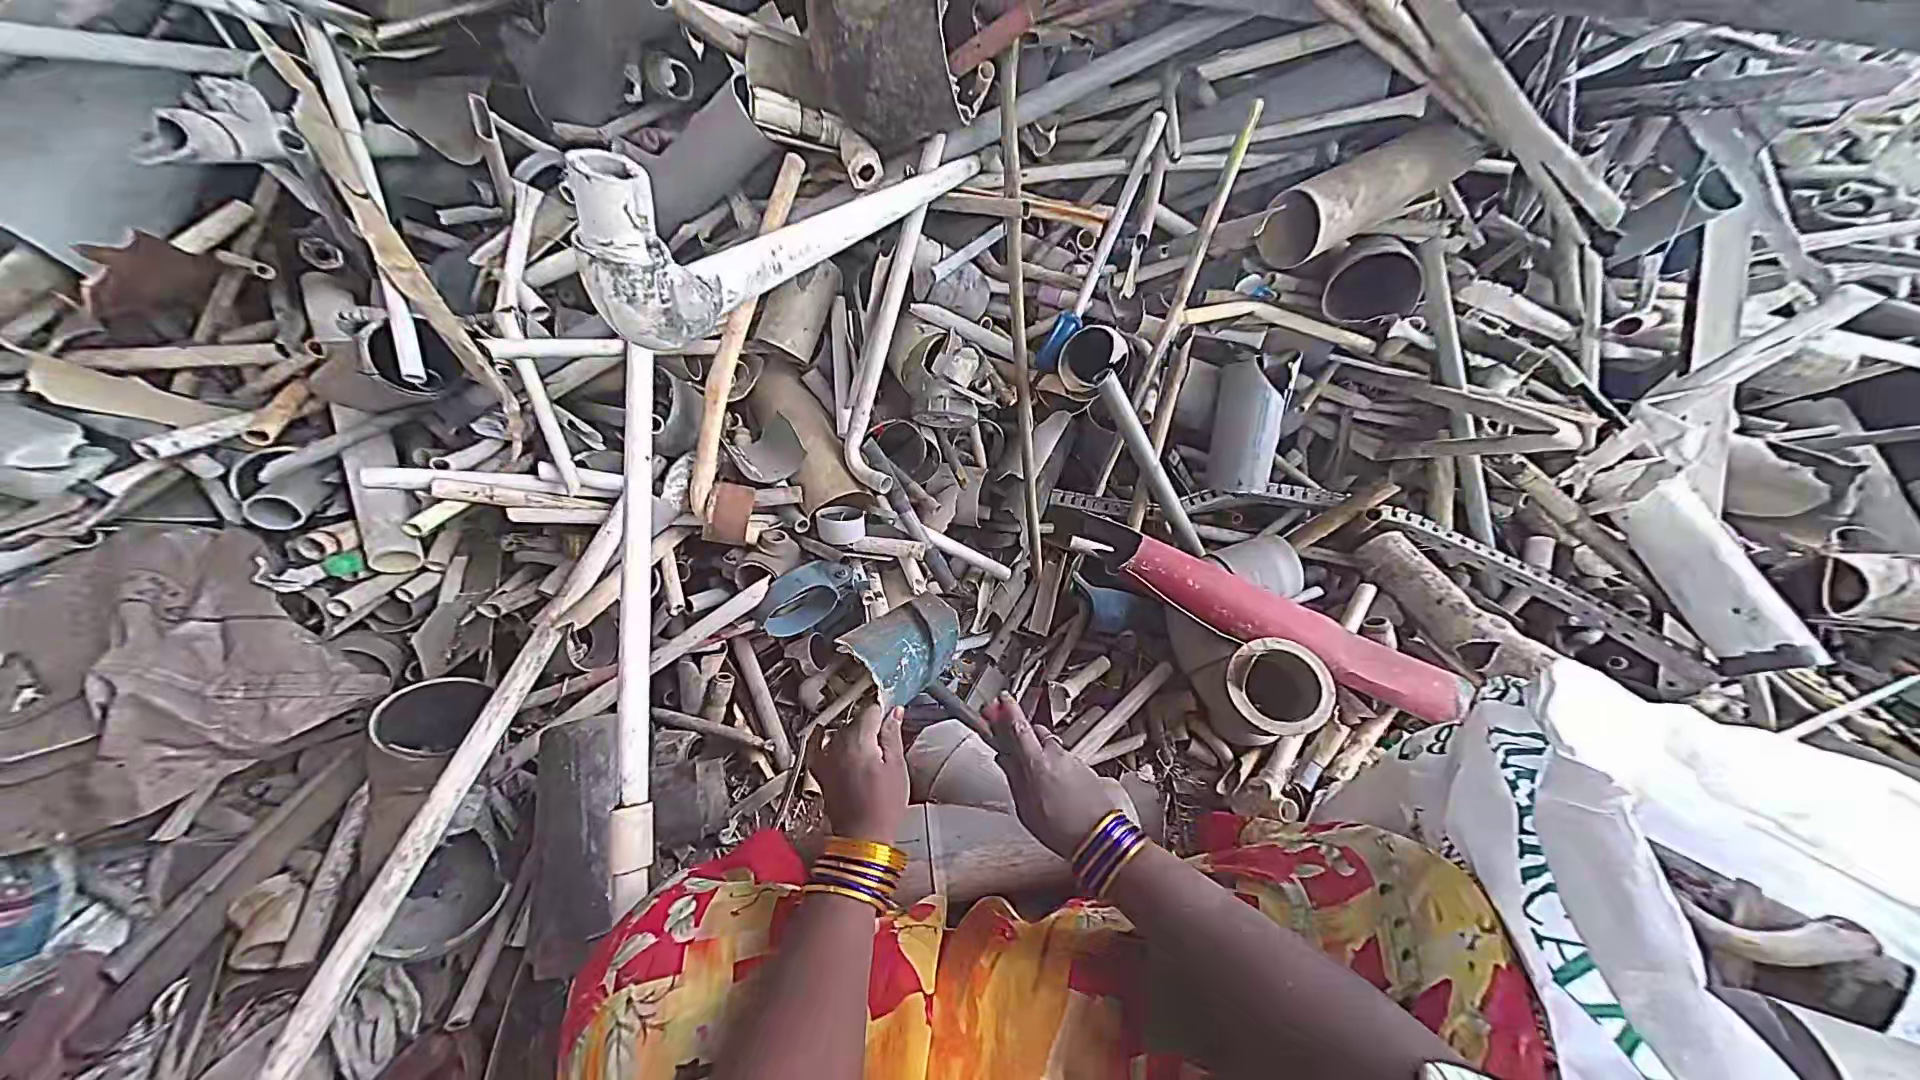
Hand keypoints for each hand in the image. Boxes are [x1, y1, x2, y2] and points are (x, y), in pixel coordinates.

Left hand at [813, 704, 907, 842]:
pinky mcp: (821, 770)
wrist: (862, 838)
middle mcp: (837, 745)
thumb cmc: (882, 808)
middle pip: (856, 720)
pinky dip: (834, 745)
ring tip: (872, 756)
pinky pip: (825, 747)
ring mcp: (827, 757)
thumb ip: (893, 735)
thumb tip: (894, 712)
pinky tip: (844, 751)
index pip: (871, 710)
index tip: (893, 719)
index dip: (885, 713)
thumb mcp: (897, 767)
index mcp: (858, 741)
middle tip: (887, 742)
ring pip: (843, 733)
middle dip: (871, 726)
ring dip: (856, 737)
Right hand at [985, 692, 1132, 858]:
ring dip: (1042, 755)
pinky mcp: (1086, 770)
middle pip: (1036, 734)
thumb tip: (1005, 760)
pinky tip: (1055, 787)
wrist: (1101, 838)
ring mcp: (1073, 761)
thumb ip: (1014, 778)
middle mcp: (1057, 755)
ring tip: (1037, 780)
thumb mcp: (1025, 807)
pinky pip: (1065, 760)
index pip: (1019, 727)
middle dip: (1025, 737)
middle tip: (1015, 749)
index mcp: (1037, 762)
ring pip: (1052, 748)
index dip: (1008, 710)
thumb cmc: (1063, 828)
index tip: (1003, 699)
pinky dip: (1056, 766)